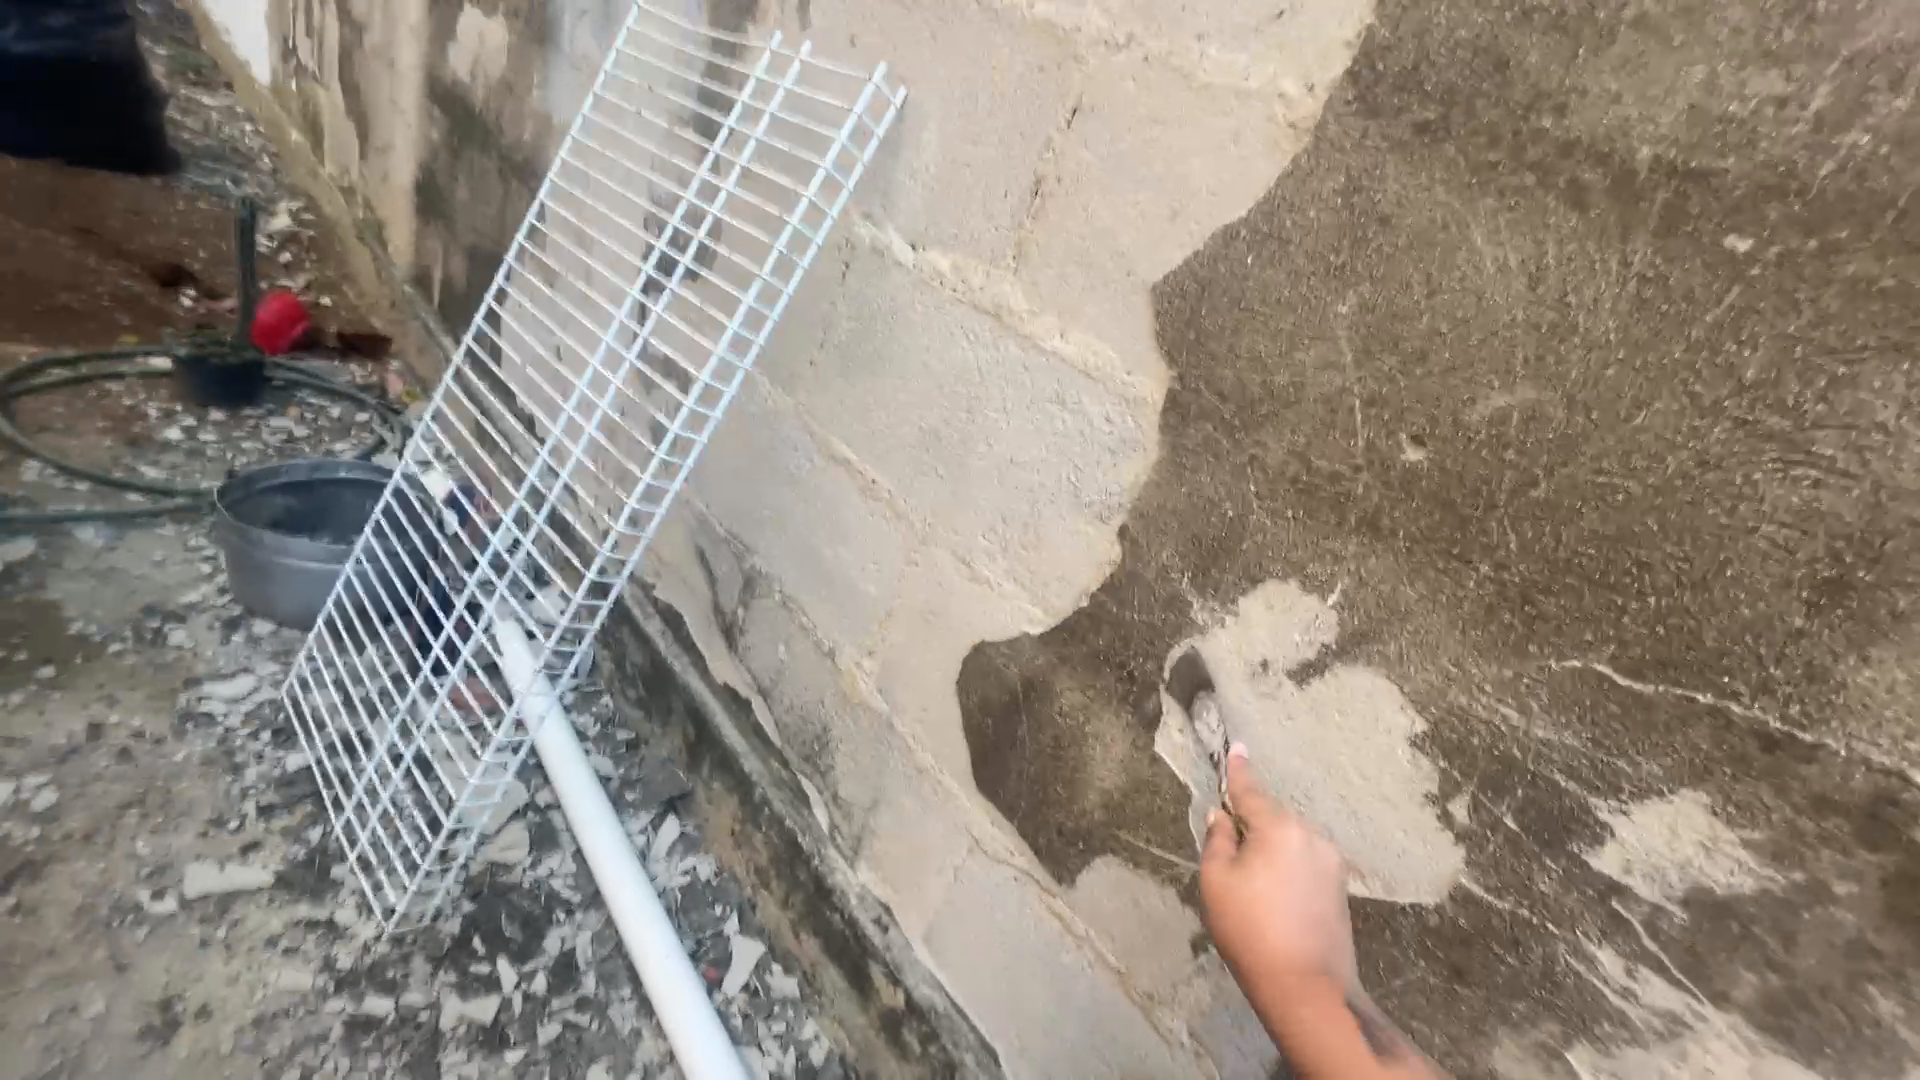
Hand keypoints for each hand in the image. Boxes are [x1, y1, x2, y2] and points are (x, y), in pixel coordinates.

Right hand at [1199, 744, 1357, 992]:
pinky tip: (1276, 894)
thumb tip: (1222, 817)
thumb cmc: (1251, 929)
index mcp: (1278, 827)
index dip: (1238, 770)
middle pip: (1271, 816)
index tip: (1238, 747)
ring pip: (1289, 838)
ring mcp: (1330, 860)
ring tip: (1254, 883)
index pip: (1250, 790)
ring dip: (1271, 847)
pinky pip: (1305, 858)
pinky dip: (1287, 864)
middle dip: (1251, 824)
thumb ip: (1217, 840)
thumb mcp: (1217, 881)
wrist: (1308, 987)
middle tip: (1230, 854)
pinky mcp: (1340, 884)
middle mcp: (1310, 834)